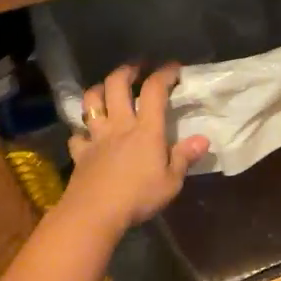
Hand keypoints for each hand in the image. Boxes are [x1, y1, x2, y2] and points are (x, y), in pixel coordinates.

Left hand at [66, 65, 209, 229]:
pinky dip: (81, 131)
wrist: (95, 212)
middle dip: (127, 71)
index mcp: (146, 130)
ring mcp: (96, 137)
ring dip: (98, 90)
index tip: (173, 67)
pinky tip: (87, 135)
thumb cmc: (138, 197)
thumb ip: (184, 157)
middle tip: (136, 68)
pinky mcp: (80, 153)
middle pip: (116, 85)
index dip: (164, 74)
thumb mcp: (171, 182)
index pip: (154, 91)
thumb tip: (202, 139)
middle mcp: (120, 126)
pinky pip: (77, 135)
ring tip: (106, 90)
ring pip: (91, 102)